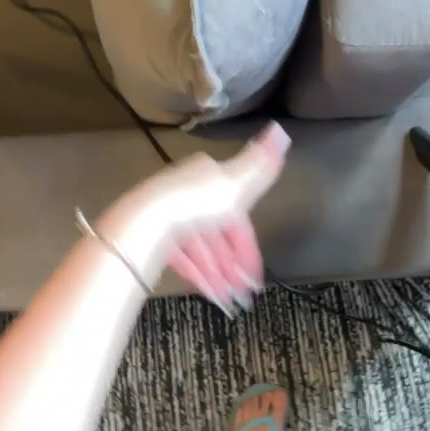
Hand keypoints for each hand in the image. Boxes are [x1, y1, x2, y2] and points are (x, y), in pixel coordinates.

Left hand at [96, 123, 289, 311]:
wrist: (149, 222)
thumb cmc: (198, 201)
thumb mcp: (238, 181)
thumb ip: (263, 161)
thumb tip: (280, 130)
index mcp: (209, 176)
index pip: (237, 212)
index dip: (248, 244)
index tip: (255, 272)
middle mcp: (189, 193)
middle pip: (218, 234)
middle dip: (232, 265)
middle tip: (243, 293)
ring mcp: (171, 217)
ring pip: (201, 249)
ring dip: (217, 275)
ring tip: (229, 300)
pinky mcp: (155, 237)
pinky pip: (183, 259)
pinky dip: (198, 276)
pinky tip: (209, 293)